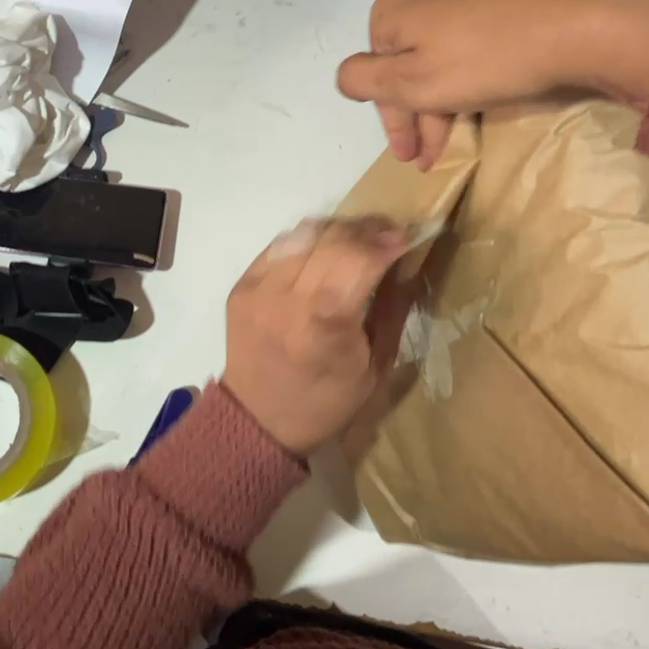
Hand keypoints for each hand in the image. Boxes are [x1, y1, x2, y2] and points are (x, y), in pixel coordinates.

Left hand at [222, 218, 414, 455]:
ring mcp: (257, 287)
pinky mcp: (240, 286)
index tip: (408, 235)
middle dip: (365, 229)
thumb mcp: (375, 365)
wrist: (259, 419)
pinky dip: (303, 244)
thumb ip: (390, 309)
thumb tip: (404, 263)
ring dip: (334, 231)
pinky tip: (318, 256)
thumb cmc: (326, 400)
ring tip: (352, 243)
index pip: (360, 255)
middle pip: (331, 236)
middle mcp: (286, 296)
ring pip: (301, 234)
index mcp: (325, 320)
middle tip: (385, 234)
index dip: (387, 239)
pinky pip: (277, 247)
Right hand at [336, 0, 648, 165]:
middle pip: (409, 55)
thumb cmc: (496, 54)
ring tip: (471, 115)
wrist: (602, 4)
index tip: (417, 159)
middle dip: (421, 107)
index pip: (375, 74)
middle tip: (442, 150)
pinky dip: (477, 50)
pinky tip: (498, 69)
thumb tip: (345, 77)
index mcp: (392, 8)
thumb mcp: (416, 82)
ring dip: (448, 81)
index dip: (393, 123)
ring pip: (442, 37)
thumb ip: (366, 81)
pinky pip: (477, 16)